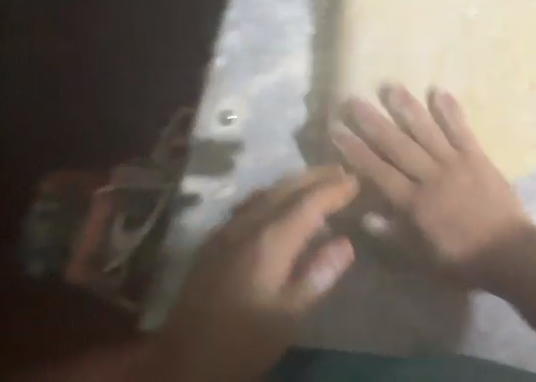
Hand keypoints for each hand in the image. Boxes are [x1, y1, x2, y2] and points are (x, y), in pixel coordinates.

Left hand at [139, 167, 357, 381]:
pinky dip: (271, 196)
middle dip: (315, 177)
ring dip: (292, 183)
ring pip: (264, 193)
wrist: (179, 364)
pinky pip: (248, 204)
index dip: (334, 190)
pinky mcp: (211, 244)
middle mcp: (247, 226)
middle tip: (341, 173)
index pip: (309, 202)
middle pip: (285, 188)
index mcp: (270, 241)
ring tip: (314, 183)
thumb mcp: (287, 318)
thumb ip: (317, 276)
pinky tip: (275, 206)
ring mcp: (225, 232)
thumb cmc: (241, 344)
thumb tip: (346, 243)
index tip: (356, 183)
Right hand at [333, 85, 532, 286]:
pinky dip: (450, 111)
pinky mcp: (477, 156)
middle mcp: (430, 177)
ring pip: (426, 131)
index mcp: (414, 204)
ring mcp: (455, 163)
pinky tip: (437, 91)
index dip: (356, 151)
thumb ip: (393, 235)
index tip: (337, 130)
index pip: (378, 172)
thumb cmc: (462, 261)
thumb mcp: (422, 258)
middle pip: (397, 146)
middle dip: (373, 123)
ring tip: (390, 87)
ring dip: (407, 108)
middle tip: (353, 101)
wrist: (509, 252)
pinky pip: (461, 130)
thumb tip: (363, 215)